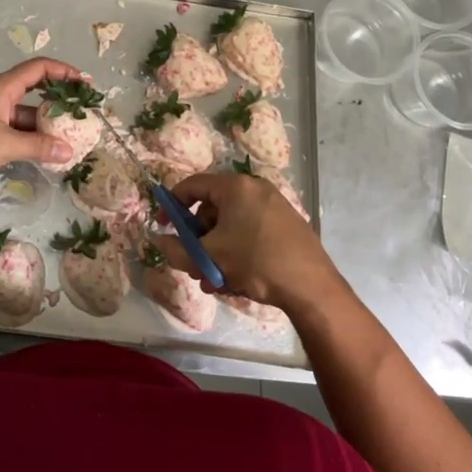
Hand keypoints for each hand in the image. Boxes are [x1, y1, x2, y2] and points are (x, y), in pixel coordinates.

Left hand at [0, 57, 85, 185]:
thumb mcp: (4, 146)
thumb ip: (38, 147)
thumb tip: (69, 151)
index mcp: (0, 87)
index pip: (37, 68)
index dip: (63, 71)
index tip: (83, 83)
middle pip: (32, 89)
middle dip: (56, 100)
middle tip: (78, 113)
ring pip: (21, 111)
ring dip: (41, 122)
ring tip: (65, 136)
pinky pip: (10, 125)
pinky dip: (26, 134)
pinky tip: (39, 149)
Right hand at [152, 172, 340, 312]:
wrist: (311, 287)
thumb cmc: (255, 261)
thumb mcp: (209, 257)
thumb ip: (177, 250)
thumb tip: (161, 242)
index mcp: (236, 187)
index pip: (192, 185)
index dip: (172, 205)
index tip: (163, 227)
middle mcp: (256, 189)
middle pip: (212, 209)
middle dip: (198, 240)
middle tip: (192, 264)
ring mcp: (274, 208)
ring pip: (231, 227)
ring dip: (216, 253)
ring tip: (213, 282)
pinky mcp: (287, 227)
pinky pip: (250, 234)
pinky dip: (237, 254)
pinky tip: (235, 282)